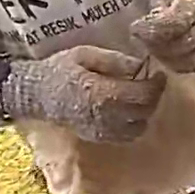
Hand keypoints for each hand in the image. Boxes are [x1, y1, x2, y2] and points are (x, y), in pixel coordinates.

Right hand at [0, 46, 164, 144]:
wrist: (35, 94)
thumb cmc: (60, 70)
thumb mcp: (85, 55)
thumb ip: (114, 60)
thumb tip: (141, 65)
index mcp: (103, 94)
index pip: (143, 94)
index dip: (156, 84)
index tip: (159, 74)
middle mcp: (107, 116)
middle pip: (145, 111)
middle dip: (153, 97)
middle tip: (151, 84)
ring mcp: (104, 131)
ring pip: (141, 126)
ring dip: (145, 112)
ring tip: (140, 98)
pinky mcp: (100, 138)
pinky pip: (128, 136)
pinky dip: (135, 124)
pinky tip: (129, 112)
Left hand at [130, 0, 194, 73]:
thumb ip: (158, 4)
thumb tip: (151, 27)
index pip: (175, 23)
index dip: (152, 30)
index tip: (135, 28)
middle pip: (182, 44)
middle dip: (156, 45)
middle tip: (140, 39)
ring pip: (189, 59)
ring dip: (166, 57)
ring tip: (151, 47)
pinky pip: (194, 64)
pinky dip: (177, 64)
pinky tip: (164, 55)